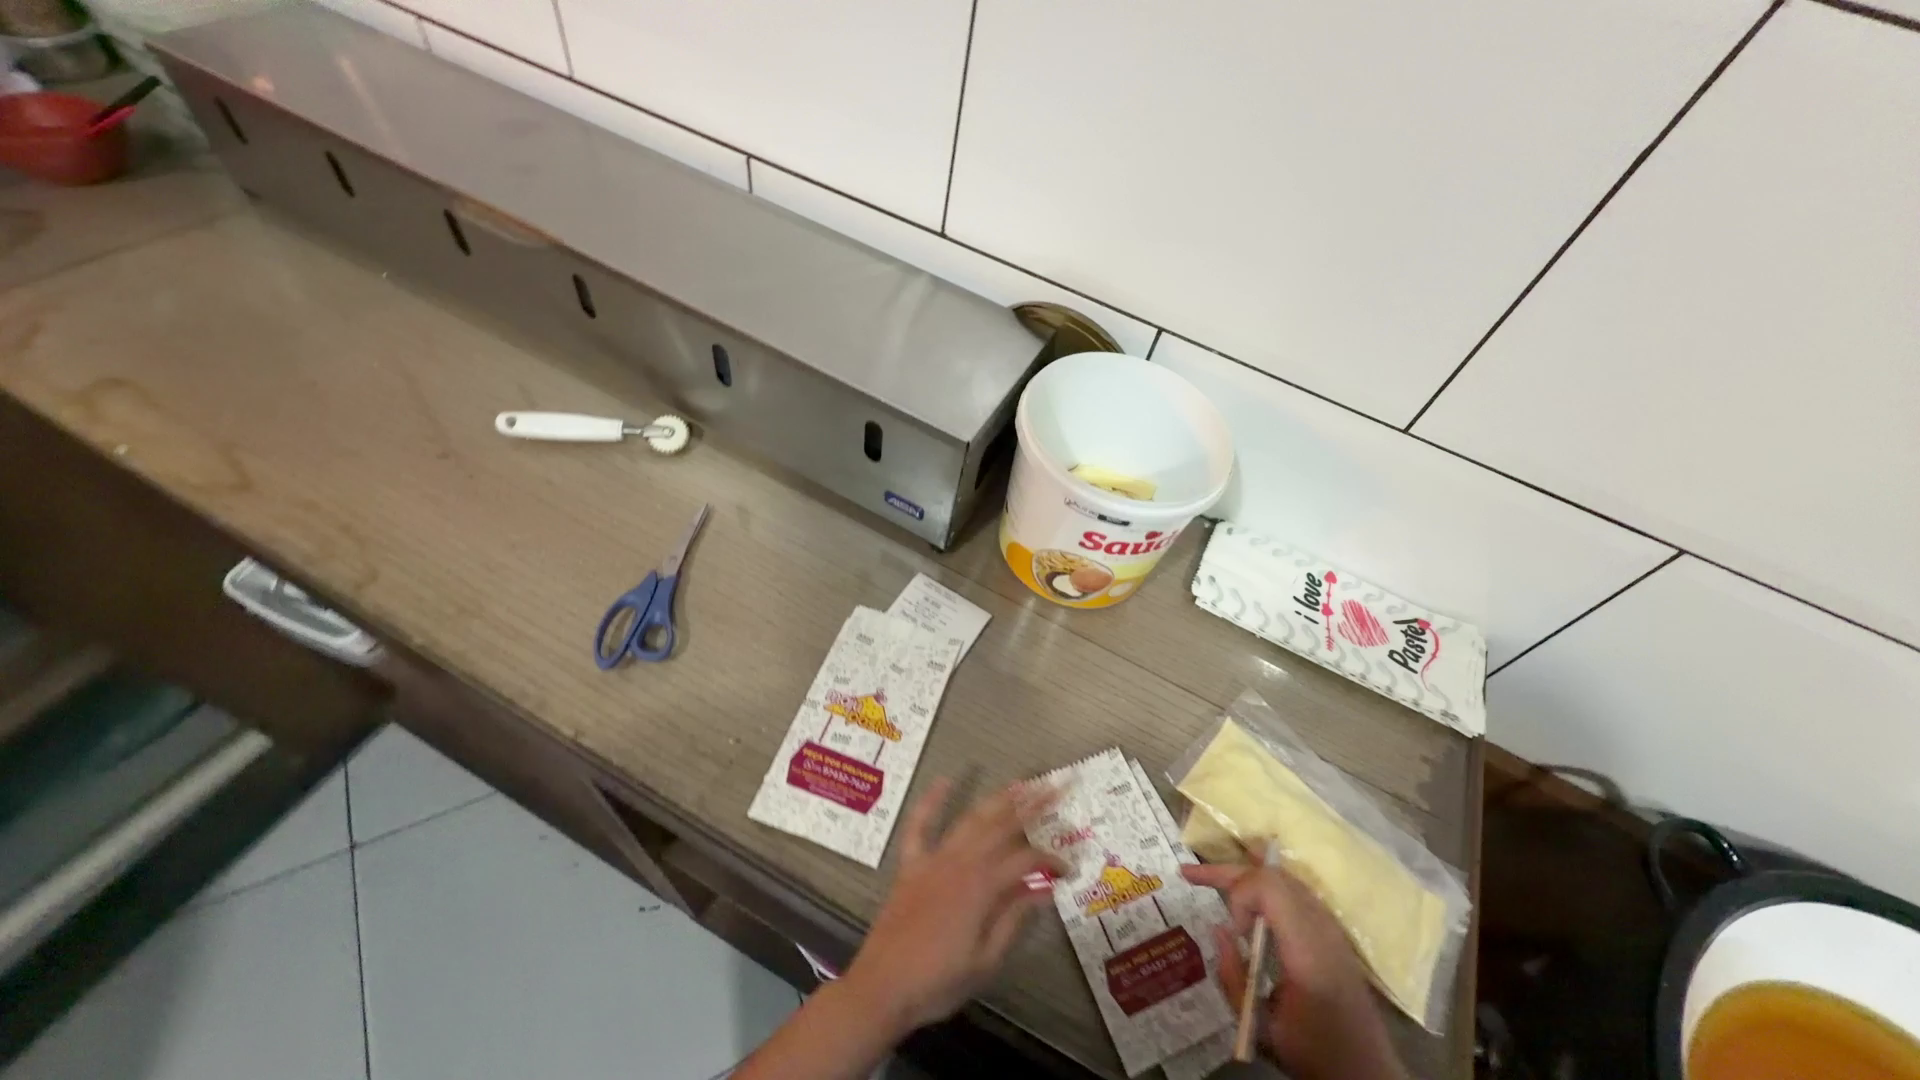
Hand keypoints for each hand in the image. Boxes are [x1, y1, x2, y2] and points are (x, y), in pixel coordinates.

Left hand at [840, 779, 1065, 1034]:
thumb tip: (1044, 890)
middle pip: (1001, 827)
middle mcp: (959, 864)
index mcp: (981, 888)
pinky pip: (919, 827)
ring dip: (996, 799)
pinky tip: (945, 781)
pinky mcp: (910, 866)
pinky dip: (930, 802)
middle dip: (1032, 807)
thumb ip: (1014, 919)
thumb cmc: (939, 982)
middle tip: (1055, 788)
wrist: (882, 988)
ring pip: (969, 820)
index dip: (1050, 860)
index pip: (1025, 861)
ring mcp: (932, 861)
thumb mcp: (986, 960)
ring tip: (1020, 782)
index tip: (1069, 868)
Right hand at [1181, 862, 1406, 1079]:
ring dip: (1246, 878)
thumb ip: (1234, 978)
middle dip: (1229, 872)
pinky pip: (1295, 894)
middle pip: (1274, 876)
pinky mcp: (1332, 935)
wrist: (1366, 1073)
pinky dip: (1265, 888)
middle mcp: (1324, 930)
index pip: (1270, 888)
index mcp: (1308, 952)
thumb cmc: (1313, 1054)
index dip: (1240, 896)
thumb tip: (1218, 930)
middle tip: (1189, 875)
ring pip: (1285, 879)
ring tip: (1211, 878)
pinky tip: (1247, 896)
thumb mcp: (1262, 1028)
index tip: (1233, 932)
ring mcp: (1332, 930)